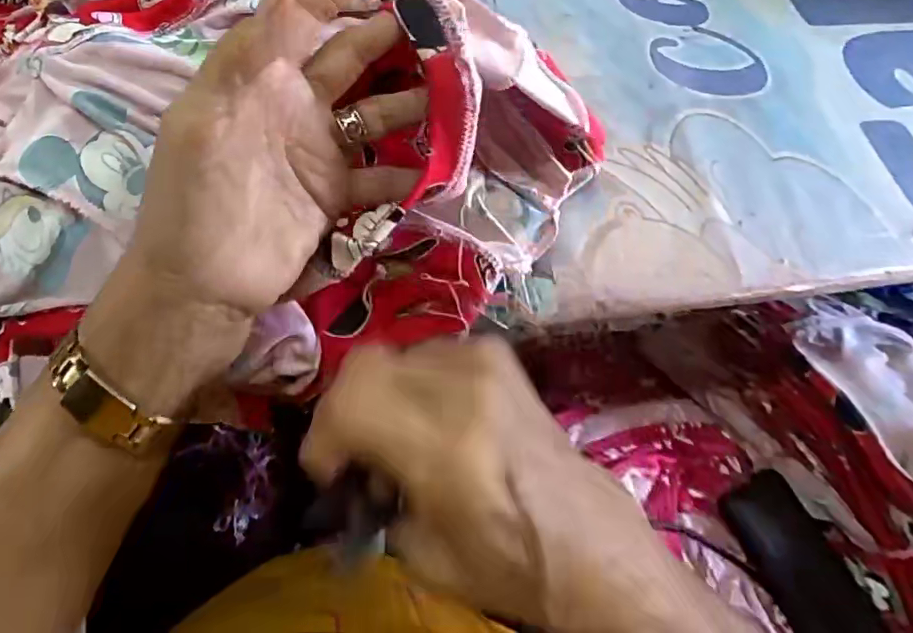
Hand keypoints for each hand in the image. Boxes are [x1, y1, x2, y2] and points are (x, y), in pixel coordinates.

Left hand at [78, 0, 427, 414]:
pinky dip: (413, 166)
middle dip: (394, 33)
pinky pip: (384, 169)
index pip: (305, 15)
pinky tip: (446, 162)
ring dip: (416, 95)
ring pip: (379, 108)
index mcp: (260, 78)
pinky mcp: (338, 193)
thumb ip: (245, 57)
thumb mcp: (205, 120)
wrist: (197, 286)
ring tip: (461, 85)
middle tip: (446, 20)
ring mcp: (319, 148)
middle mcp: (295, 104)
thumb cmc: (192, 198)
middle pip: (353, 55)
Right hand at [301, 339, 746, 632]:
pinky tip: (431, 414)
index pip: (348, 404)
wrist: (589, 544)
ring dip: (378, 393)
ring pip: (390, 354)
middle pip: (362, 365)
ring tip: (396, 435)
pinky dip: (413, 381)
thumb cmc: (507, 561)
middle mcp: (460, 386)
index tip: (327, 471)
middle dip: (343, 408)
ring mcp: (479, 359)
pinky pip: (425, 351)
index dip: (323, 436)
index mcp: (443, 444)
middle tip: (351, 449)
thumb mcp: (422, 553)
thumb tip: (348, 472)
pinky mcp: (494, 351)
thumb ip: (371, 500)